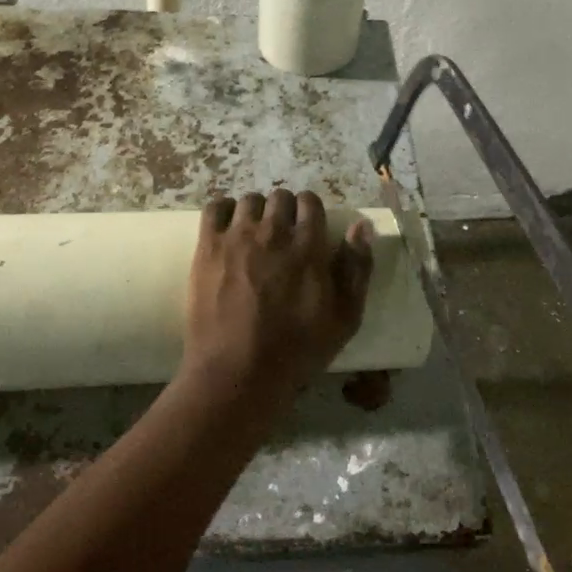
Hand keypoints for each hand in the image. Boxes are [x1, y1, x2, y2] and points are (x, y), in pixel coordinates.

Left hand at [180, 190, 373, 402]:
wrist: (237, 373)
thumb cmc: (297, 351)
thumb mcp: (345, 318)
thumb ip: (357, 268)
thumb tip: (363, 227)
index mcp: (308, 246)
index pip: (310, 202)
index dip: (310, 212)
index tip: (308, 229)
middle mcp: (273, 232)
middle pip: (280, 197)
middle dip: (284, 211)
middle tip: (282, 236)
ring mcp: (238, 237)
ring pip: (250, 200)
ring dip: (256, 212)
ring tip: (254, 235)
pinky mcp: (208, 247)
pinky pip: (215, 208)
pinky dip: (225, 211)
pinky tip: (229, 230)